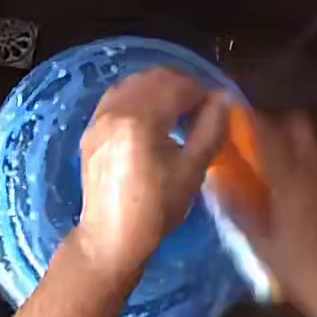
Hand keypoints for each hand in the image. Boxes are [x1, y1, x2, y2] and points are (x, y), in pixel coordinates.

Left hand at [75, 68, 227, 282]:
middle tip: (200, 107)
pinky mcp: (92, 128)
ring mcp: (99, 117)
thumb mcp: (192, 171)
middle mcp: (116, 110)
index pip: (178, 86)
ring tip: (178, 111)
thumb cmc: (156, 209)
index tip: (217, 108)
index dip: (203, 92)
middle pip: (155, 78)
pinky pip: (119, 96)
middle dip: (182, 86)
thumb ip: (211, 128)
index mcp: (140, 120)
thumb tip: (224, 98)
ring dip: (160, 88)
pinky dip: (139, 96)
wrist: (111, 239)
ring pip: (135, 83)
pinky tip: (152, 116)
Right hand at [221, 112, 316, 316]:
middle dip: (281, 124)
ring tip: (281, 159)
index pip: (268, 136)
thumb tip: (217, 180)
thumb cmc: (300, 269)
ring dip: (299, 143)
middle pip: (300, 127)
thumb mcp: (261, 243)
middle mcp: (314, 170)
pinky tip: (303, 187)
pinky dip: (313, 164)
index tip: (238, 112)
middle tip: (262, 137)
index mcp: (290, 179)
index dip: (253, 120)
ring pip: (316, 145)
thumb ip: (239, 208)